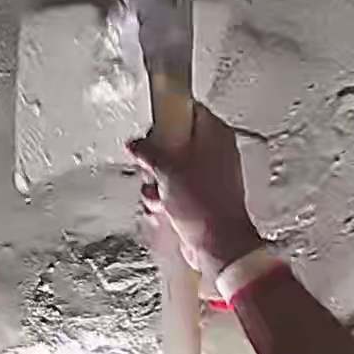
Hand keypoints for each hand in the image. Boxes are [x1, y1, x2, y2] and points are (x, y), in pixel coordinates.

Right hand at [126, 101, 262, 278]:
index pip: (187, 109)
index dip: (165, 118)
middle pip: (172, 142)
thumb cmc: (204, 204)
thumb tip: (136, 144)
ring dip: (155, 184)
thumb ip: (147, 152)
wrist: (217, 244)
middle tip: (152, 168)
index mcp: (215, 134)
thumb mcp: (166, 169)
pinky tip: (163, 208)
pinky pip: (171, 190)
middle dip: (154, 159)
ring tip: (159, 194)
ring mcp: (207, 176)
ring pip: (167, 169)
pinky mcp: (199, 197)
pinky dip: (162, 199)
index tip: (151, 129)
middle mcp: (214, 152)